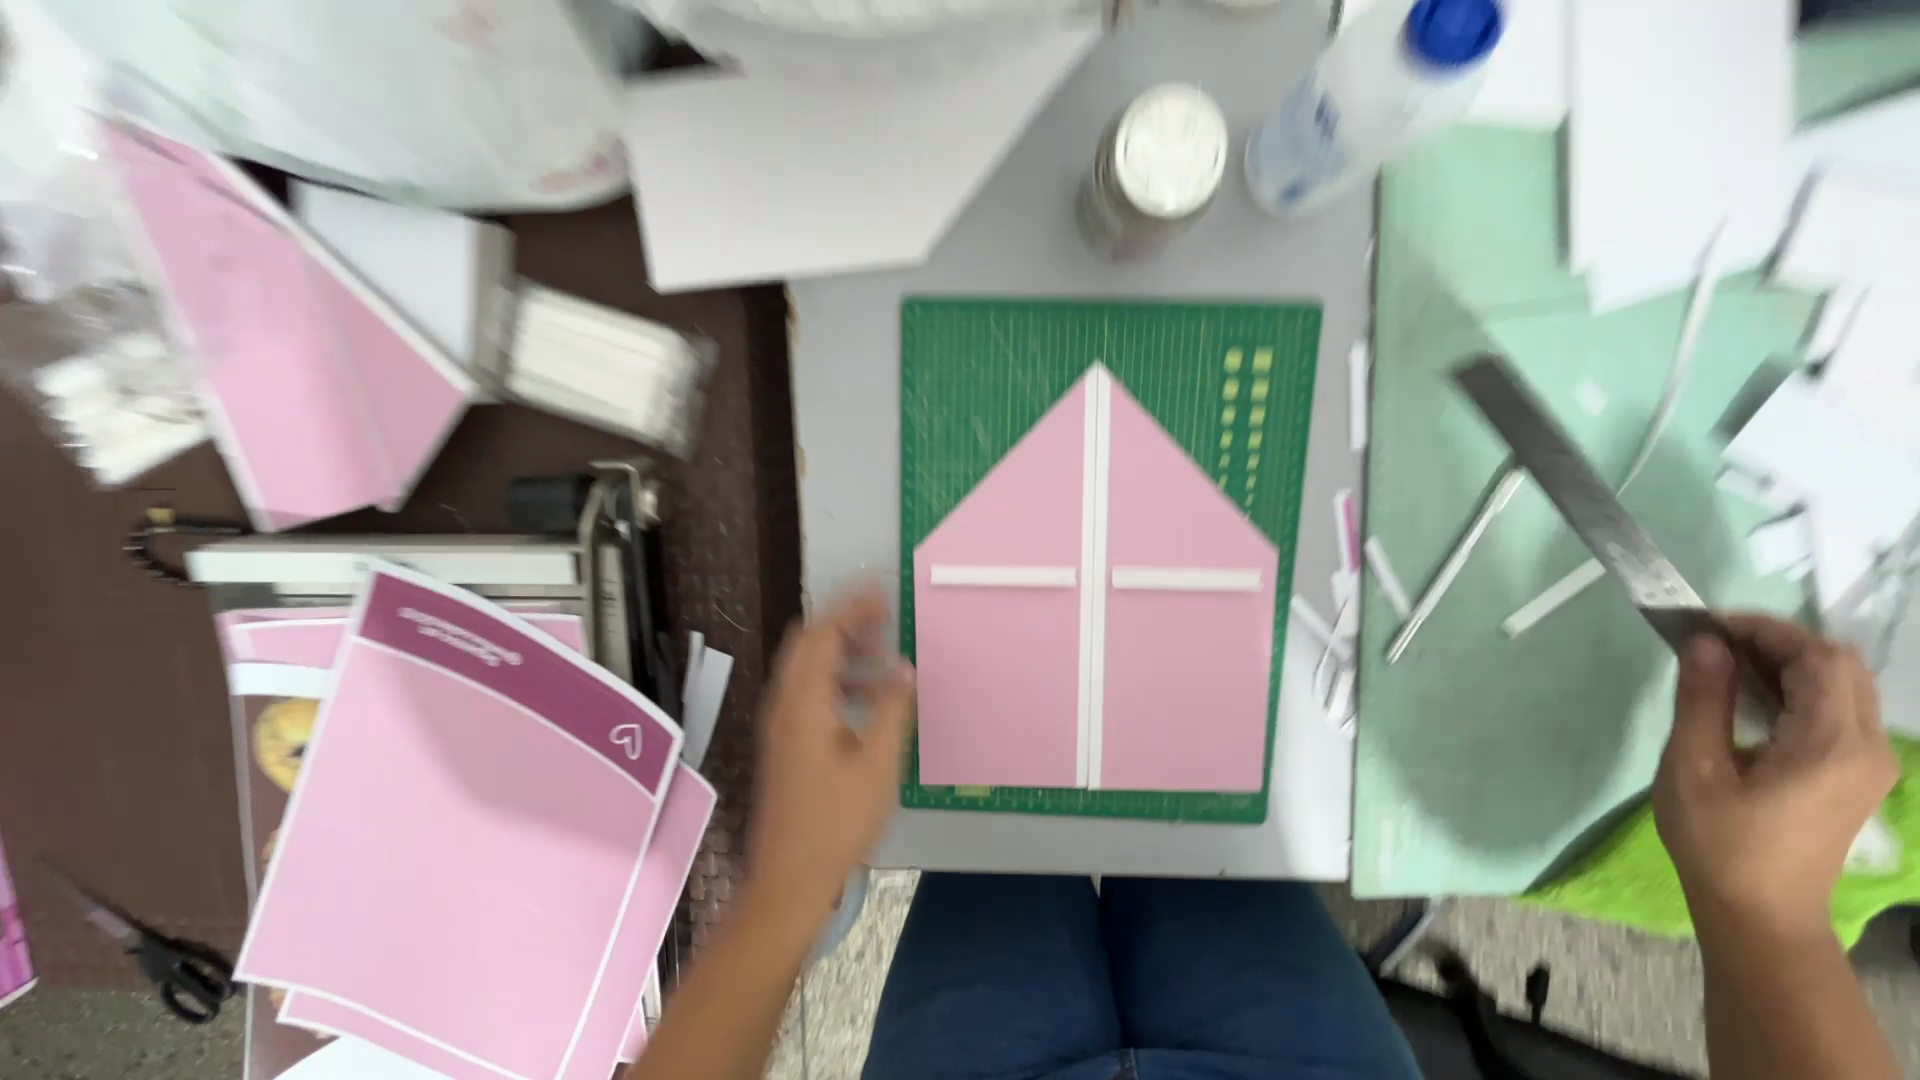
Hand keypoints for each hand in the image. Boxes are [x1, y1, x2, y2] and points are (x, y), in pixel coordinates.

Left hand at [745, 582, 914, 922]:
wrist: (789, 877)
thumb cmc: (838, 820)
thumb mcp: (878, 764)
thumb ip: (891, 708)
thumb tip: (903, 669)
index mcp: (804, 702)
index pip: (823, 634)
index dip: (852, 607)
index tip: (882, 591)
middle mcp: (784, 705)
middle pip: (807, 643)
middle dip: (844, 623)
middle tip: (882, 616)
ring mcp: (779, 726)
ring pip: (806, 669)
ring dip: (841, 653)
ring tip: (882, 658)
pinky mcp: (784, 745)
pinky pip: (806, 693)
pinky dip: (834, 681)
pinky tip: (865, 701)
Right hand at [1654, 615, 1896, 939]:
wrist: (1759, 910)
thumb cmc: (1717, 838)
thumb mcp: (1693, 765)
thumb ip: (1704, 698)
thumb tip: (1706, 643)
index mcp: (1831, 743)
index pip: (1817, 658)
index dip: (1764, 630)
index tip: (1706, 624)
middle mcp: (1869, 746)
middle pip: (1841, 665)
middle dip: (1778, 641)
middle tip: (1713, 641)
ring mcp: (1871, 762)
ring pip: (1844, 685)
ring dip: (1789, 662)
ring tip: (1725, 663)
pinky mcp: (1858, 773)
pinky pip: (1839, 710)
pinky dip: (1798, 688)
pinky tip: (1751, 697)